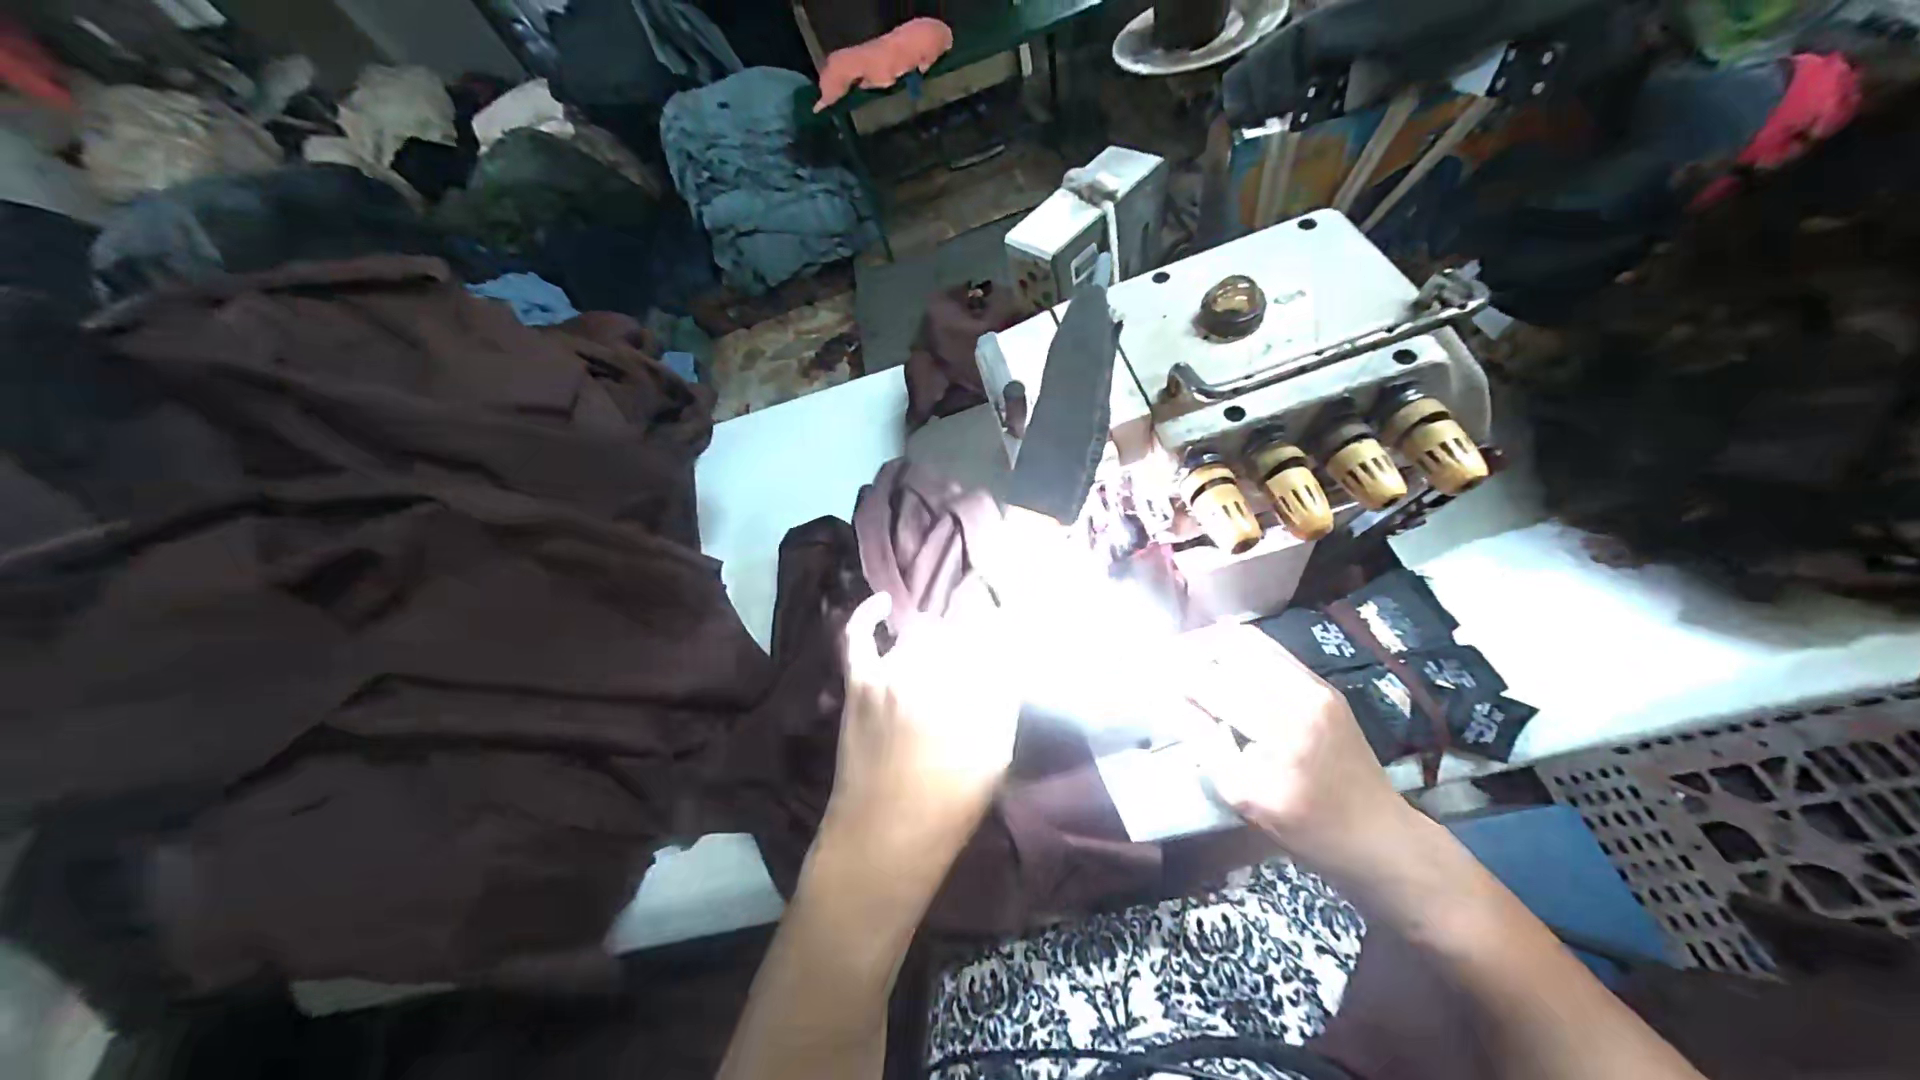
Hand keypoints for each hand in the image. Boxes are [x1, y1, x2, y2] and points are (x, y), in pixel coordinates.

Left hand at [819, 592, 1019, 879]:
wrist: (884, 838)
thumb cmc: (951, 806)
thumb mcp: (997, 755)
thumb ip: (1004, 699)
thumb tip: (1004, 658)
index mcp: (982, 693)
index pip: (997, 634)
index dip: (1000, 624)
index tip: (1005, 623)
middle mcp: (941, 672)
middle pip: (959, 628)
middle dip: (970, 634)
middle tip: (972, 657)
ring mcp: (895, 673)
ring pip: (921, 632)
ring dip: (934, 639)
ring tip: (939, 660)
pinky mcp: (861, 682)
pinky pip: (860, 635)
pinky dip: (868, 615)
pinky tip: (882, 604)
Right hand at [1179, 624, 1415, 868]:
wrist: (1378, 836)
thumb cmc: (1307, 828)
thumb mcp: (1243, 796)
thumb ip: (1205, 742)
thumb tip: (1173, 702)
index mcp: (1281, 728)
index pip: (1212, 683)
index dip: (1175, 676)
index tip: (1148, 675)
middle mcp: (1301, 694)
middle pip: (1230, 653)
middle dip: (1192, 656)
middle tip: (1164, 668)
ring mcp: (1317, 686)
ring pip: (1252, 645)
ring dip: (1215, 649)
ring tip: (1190, 664)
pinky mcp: (1323, 687)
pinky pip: (1273, 654)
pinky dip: (1241, 653)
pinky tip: (1223, 665)